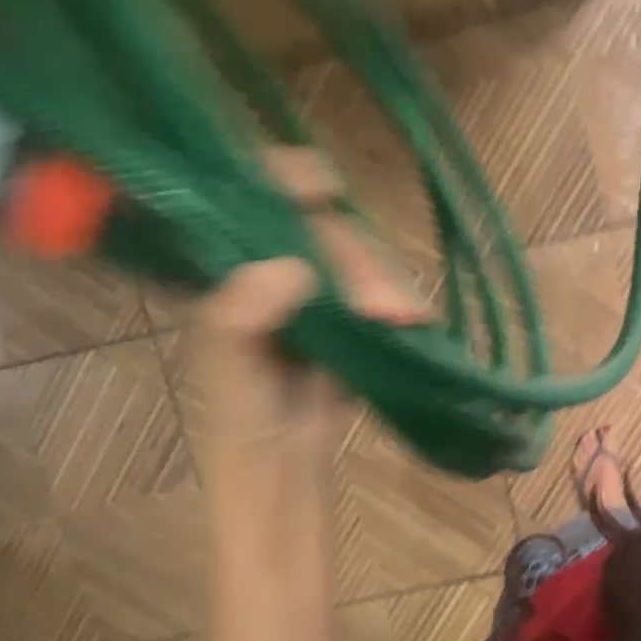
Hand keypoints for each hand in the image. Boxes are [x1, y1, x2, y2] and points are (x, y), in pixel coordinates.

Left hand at [192, 147, 430, 483]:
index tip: (323, 185)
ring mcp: (323, 294)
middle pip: (324, 230)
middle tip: (380, 304)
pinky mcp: (359, 321)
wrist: (281, 462)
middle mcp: (280, 267)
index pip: (256, 196)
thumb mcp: (224, 357)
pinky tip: (417, 319)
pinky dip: (404, 304)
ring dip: (387, 285)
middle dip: (357, 258)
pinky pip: (385, 295)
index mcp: (235, 263)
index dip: (286, 178)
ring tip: (405, 319)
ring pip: (362, 261)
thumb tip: (297, 268)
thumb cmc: (238, 409)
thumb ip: (243, 309)